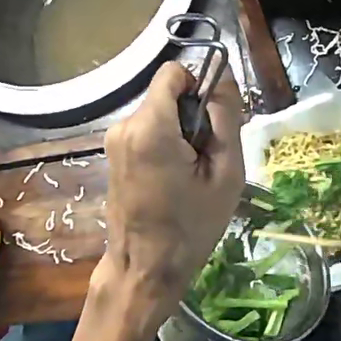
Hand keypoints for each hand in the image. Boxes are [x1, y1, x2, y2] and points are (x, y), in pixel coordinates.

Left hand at [92, 60, 245, 340]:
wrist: (145, 269)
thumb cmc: (191, 226)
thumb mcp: (226, 173)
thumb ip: (226, 118)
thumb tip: (223, 80)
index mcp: (150, 126)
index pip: (174, 71)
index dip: (200, 87)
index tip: (213, 122)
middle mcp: (124, 125)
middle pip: (168, 94)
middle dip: (193, 116)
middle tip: (207, 159)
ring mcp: (114, 140)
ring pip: (160, 113)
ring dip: (181, 133)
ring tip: (192, 175)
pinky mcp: (113, 154)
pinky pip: (148, 131)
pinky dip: (166, 144)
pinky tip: (174, 179)